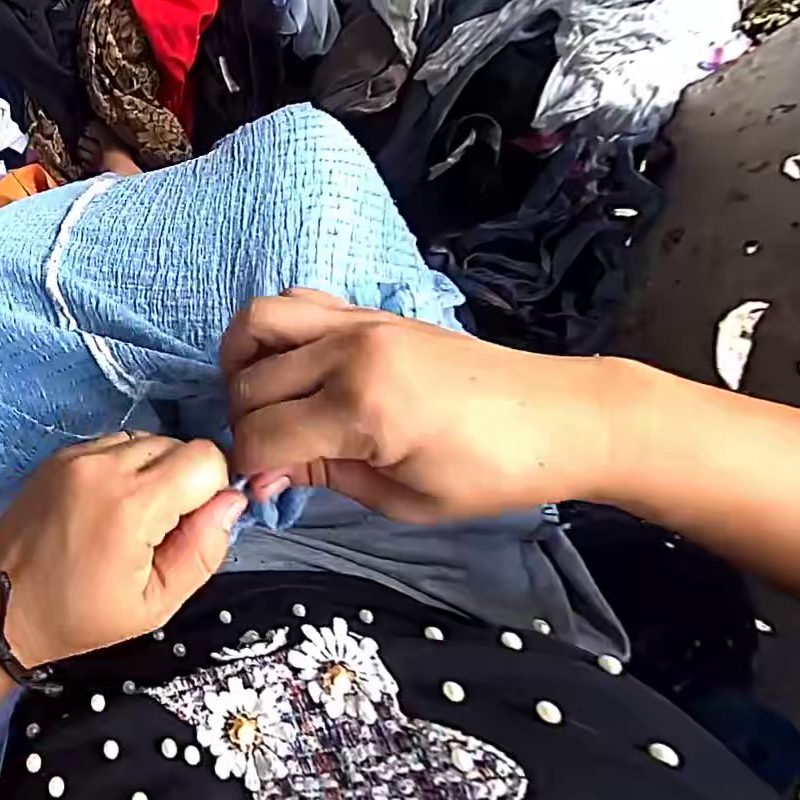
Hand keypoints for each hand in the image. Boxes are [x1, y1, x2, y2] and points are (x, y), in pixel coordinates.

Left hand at [0, 434, 247, 667]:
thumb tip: (233, 501)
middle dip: (186, 481)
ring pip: (150, 440)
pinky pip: (118, 443)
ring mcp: (79, 454)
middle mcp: (105, 465)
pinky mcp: (62, 453)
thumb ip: (204, 550)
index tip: (194, 523)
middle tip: (162, 526)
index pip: (205, 458)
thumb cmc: (80, 615)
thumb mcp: (156, 604)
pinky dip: (127, 466)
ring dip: (157, 471)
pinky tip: (110, 502)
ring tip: (134, 515)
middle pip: (180, 445)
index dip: (213, 489)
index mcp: (132, 505)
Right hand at [221, 289, 626, 522]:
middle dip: (242, 425)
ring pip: (257, 320)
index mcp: (361, 409)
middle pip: (250, 383)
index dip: (247, 468)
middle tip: (266, 451)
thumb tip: (264, 473)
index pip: (262, 435)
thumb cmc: (488, 474)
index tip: (260, 485)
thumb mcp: (400, 499)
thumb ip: (321, 476)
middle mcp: (348, 352)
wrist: (558, 416)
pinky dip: (276, 330)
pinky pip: (298, 300)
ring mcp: (358, 322)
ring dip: (242, 362)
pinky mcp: (369, 311)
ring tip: (260, 396)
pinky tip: (293, 363)